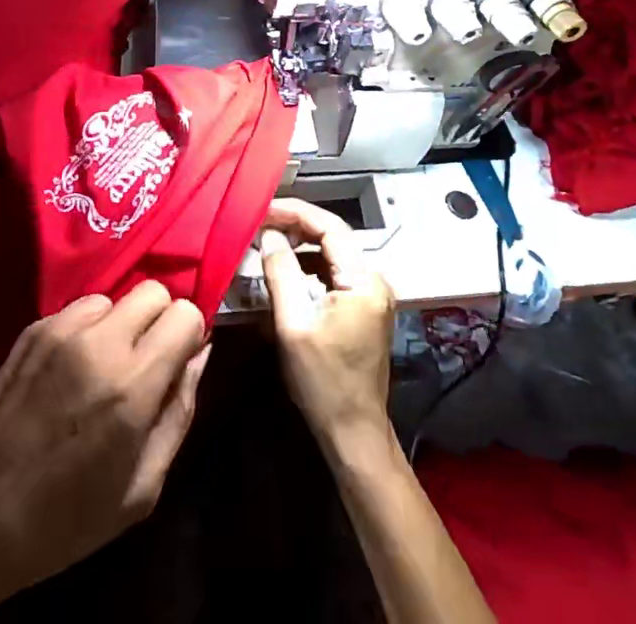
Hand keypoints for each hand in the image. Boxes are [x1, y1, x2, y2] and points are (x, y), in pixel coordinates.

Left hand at [0, 282, 210, 614]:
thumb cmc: (66, 517)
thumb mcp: (144, 486)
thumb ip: (181, 411)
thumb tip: (200, 355)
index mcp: (132, 384)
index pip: (186, 314)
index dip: (188, 338)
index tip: (176, 365)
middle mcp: (98, 346)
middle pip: (155, 292)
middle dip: (160, 321)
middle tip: (146, 361)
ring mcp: (59, 334)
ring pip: (117, 296)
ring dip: (122, 322)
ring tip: (107, 363)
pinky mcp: (31, 333)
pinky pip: (82, 308)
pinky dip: (90, 327)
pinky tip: (74, 366)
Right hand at [261, 199, 395, 441]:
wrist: (353, 427)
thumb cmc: (322, 380)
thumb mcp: (293, 324)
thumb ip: (281, 274)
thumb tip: (269, 236)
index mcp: (364, 280)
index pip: (331, 227)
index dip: (296, 212)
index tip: (264, 209)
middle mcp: (376, 280)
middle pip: (334, 240)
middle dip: (296, 229)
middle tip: (259, 226)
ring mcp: (374, 295)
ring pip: (333, 258)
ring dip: (302, 251)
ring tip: (266, 247)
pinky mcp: (367, 308)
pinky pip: (336, 277)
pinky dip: (311, 272)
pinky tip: (287, 276)